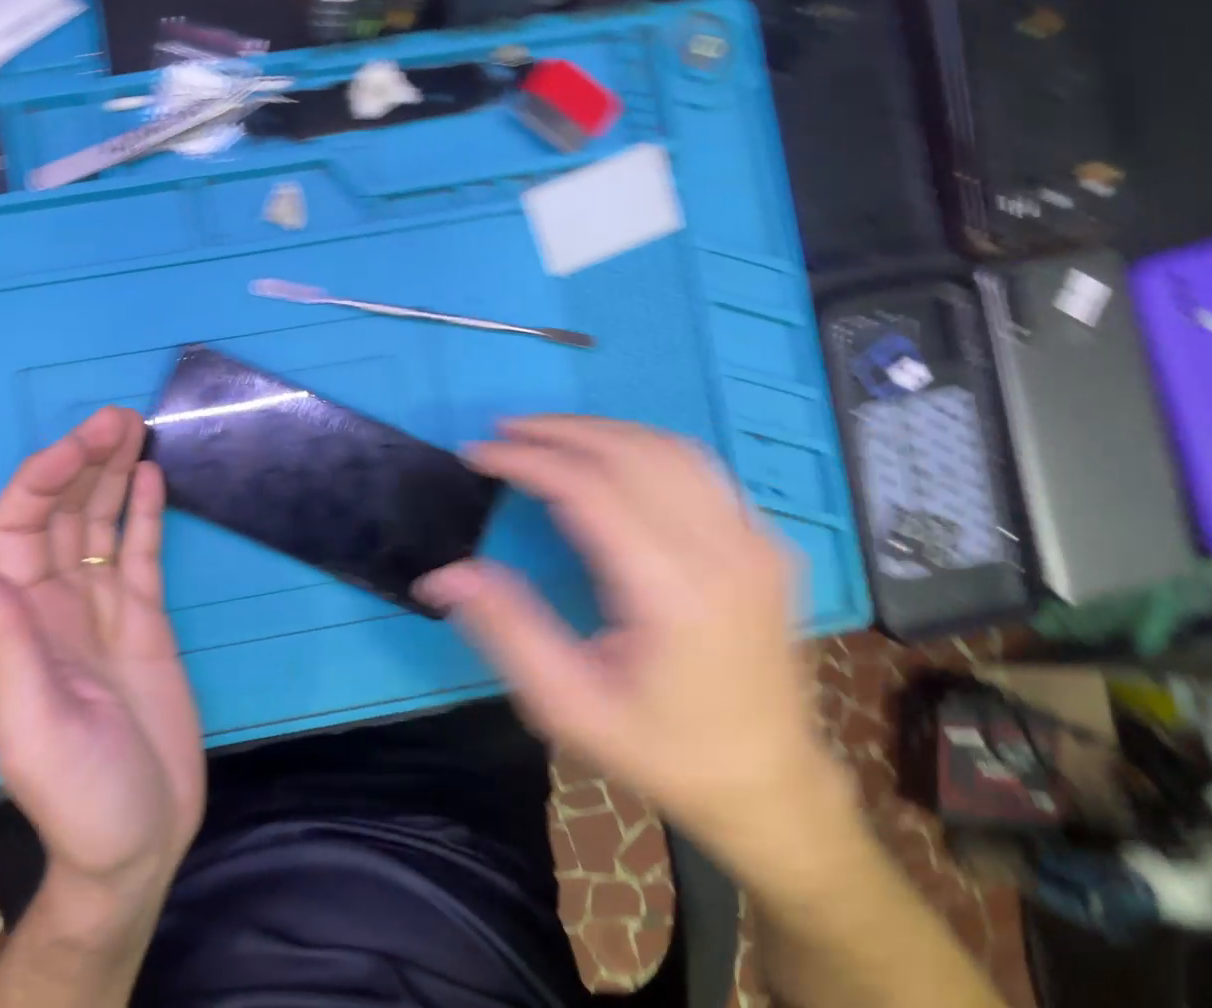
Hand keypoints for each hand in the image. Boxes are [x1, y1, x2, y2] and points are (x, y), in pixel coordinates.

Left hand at [0, 407, 203, 903]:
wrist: (140, 840)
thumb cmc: (82, 793)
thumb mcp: (38, 721)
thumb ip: (6, 645)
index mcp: (19, 623)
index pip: (18, 528)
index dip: (42, 480)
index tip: (80, 445)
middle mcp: (55, 605)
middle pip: (62, 515)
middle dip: (82, 462)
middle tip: (118, 417)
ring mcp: (103, 613)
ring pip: (101, 526)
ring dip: (112, 476)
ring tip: (133, 427)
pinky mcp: (146, 625)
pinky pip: (142, 558)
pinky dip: (144, 517)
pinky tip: (149, 478)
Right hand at [416, 417, 856, 880]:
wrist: (767, 780)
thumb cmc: (660, 749)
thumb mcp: (568, 706)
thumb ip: (507, 631)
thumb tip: (444, 575)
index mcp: (673, 592)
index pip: (592, 489)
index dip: (528, 461)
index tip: (477, 453)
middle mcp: (724, 552)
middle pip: (633, 453)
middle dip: (560, 432)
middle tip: (502, 432)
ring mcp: (756, 542)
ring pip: (672, 449)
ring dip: (602, 431)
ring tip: (544, 435)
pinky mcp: (767, 544)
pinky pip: (701, 469)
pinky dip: (644, 448)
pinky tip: (608, 457)